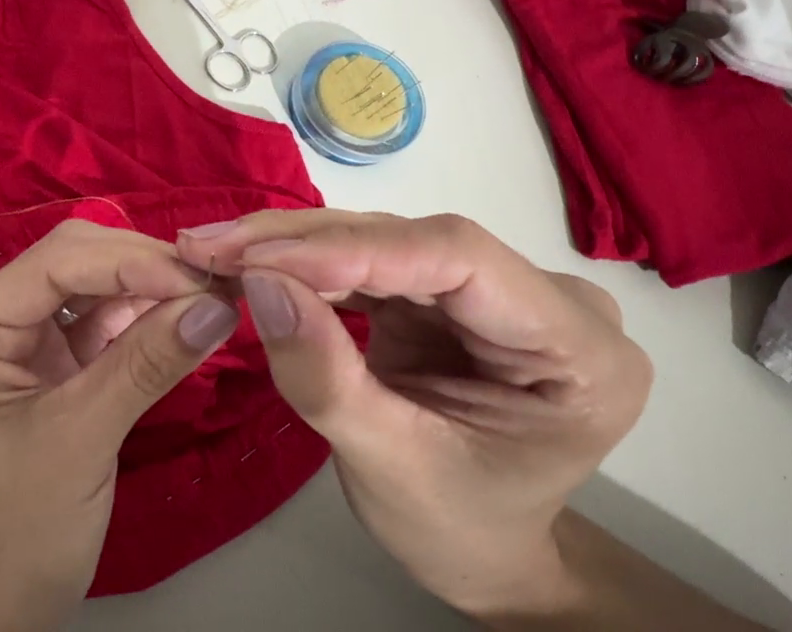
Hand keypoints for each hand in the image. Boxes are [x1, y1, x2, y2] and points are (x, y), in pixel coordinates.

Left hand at [0, 219, 241, 631]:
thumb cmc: (17, 528)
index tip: (202, 277)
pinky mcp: (56, 362)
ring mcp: (25, 338)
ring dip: (151, 286)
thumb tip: (216, 306)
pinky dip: (147, 317)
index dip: (130, 260)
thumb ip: (145, 365)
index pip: (55, 263)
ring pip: (95, 285)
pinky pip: (106, 322)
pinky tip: (187, 317)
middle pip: (75, 260)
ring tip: (213, 294)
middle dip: (143, 266)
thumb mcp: (81, 440)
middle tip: (216, 282)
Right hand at [175, 211, 653, 619]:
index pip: (459, 260)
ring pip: (383, 242)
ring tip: (215, 247)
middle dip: (305, 243)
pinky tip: (250, 261)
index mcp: (579, 351)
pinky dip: (304, 263)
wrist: (477, 550)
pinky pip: (369, 261)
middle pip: (415, 242)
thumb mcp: (388, 464)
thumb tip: (259, 283)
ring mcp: (494, 291)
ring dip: (293, 245)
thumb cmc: (454, 527)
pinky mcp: (446, 293)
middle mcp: (547, 301)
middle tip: (212, 244)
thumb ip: (325, 377)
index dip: (354, 249)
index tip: (257, 259)